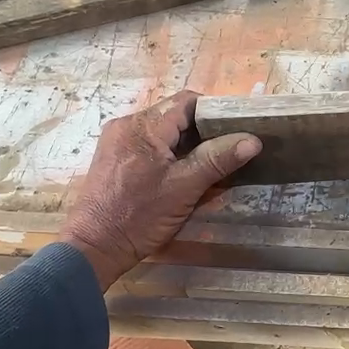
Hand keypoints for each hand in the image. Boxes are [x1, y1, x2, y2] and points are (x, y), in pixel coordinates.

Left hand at [59, 92, 259, 288]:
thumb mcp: (185, 187)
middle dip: (204, 133)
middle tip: (228, 152)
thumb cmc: (140, 215)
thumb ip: (218, 159)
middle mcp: (127, 125)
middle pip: (175, 116)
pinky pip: (150, 146)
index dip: (215, 113)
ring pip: (164, 133)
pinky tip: (183, 175)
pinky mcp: (115, 159)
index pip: (187, 102)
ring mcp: (118, 142)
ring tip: (210, 166)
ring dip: (188, 146)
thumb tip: (253, 140)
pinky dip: (171, 156)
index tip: (236, 131)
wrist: (95, 246)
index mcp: (143, 126)